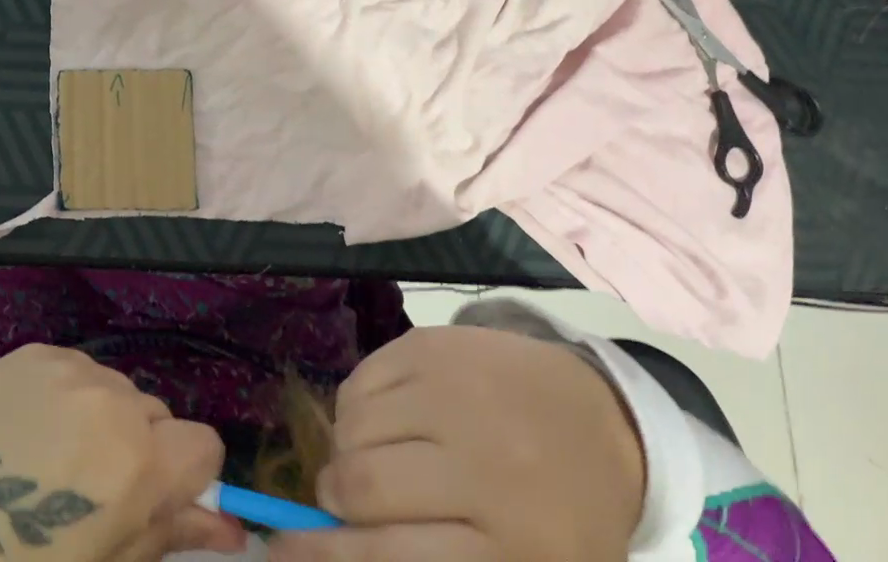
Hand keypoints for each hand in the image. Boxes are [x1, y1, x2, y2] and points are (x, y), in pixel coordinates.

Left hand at [0, 344, 243, 561]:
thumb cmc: (21, 553)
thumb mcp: (106, 560)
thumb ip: (174, 534)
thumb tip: (233, 530)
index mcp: (142, 463)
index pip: (206, 446)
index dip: (188, 474)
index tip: (156, 494)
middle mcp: (116, 402)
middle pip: (159, 416)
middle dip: (143, 446)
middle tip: (95, 482)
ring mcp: (74, 370)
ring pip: (118, 391)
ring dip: (105, 417)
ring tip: (56, 451)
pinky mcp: (38, 350)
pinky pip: (79, 370)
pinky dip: (69, 394)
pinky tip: (32, 425)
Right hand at [271, 326, 644, 561]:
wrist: (607, 420)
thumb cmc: (561, 515)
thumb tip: (328, 545)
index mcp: (517, 544)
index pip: (391, 556)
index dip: (321, 555)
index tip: (281, 549)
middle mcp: (488, 464)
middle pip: (362, 486)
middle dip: (334, 498)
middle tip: (342, 500)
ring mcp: (460, 394)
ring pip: (351, 429)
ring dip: (346, 451)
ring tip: (378, 457)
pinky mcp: (436, 347)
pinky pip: (357, 384)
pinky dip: (356, 411)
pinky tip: (388, 421)